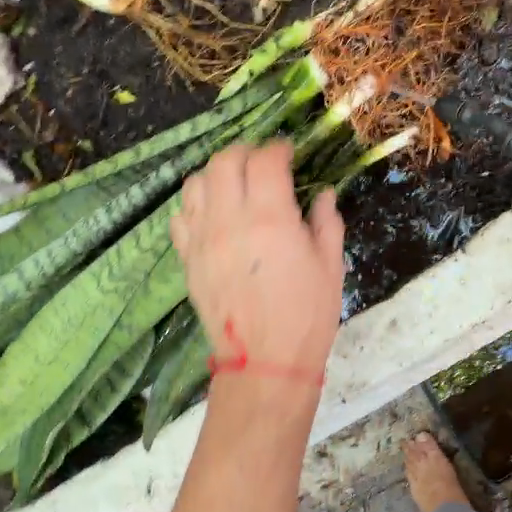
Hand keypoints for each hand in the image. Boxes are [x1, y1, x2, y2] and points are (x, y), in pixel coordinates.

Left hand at [168, 142, 344, 382]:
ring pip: (196, 184)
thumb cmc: (307, 317)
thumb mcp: (331, 267)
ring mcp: (203, 239)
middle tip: (262, 163)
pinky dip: (195, 206)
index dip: (278, 149)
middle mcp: (230, 220)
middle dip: (245, 153)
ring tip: (235, 186)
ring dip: (217, 175)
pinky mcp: (187, 260)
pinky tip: (213, 216)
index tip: (289, 153)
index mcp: (271, 218)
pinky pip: (180, 217)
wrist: (265, 362)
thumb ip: (326, 224)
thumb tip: (322, 195)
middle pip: (224, 162)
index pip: (265, 161)